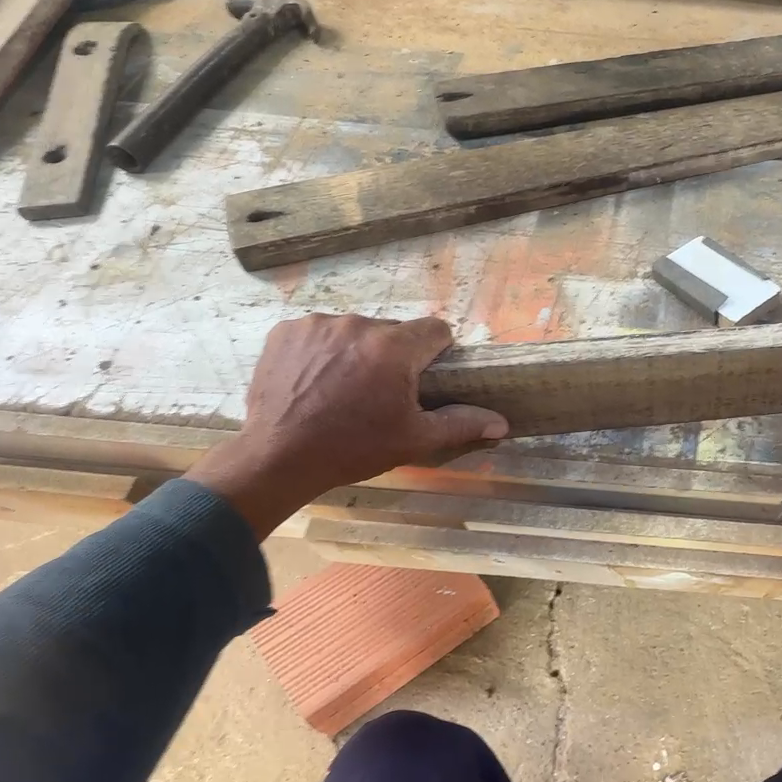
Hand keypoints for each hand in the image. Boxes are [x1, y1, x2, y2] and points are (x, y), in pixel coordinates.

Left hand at [186, 314, 508, 538]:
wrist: (279, 457)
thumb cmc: (354, 448)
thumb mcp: (414, 439)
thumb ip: (462, 423)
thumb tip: (502, 422)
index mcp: (394, 348)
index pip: (435, 329)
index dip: (438, 353)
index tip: (426, 378)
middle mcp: (357, 324)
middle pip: (393, 331)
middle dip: (394, 356)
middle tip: (382, 394)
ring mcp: (317, 324)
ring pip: (356, 331)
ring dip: (358, 352)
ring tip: (344, 389)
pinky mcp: (286, 330)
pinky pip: (319, 332)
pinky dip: (323, 351)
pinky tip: (315, 381)